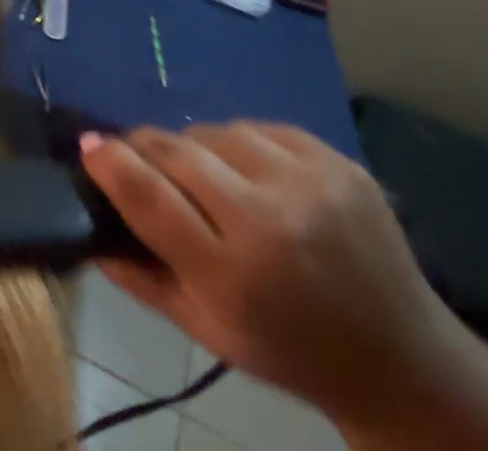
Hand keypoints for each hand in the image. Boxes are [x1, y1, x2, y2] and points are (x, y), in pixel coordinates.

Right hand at [81, 123, 461, 419]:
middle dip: (142, 145)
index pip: (149, 196)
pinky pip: (263, 129)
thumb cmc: (288, 351)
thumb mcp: (203, 329)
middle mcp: (269, 220)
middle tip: (128, 152)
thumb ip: (139, 278)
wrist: (399, 358)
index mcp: (230, 272)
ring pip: (219, 132)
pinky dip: (239, 142)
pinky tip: (241, 167)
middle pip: (179, 152)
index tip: (88, 145)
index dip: (111, 163)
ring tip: (195, 169)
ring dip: (193, 145)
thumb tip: (90, 230)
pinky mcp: (340, 164)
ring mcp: (311, 185)